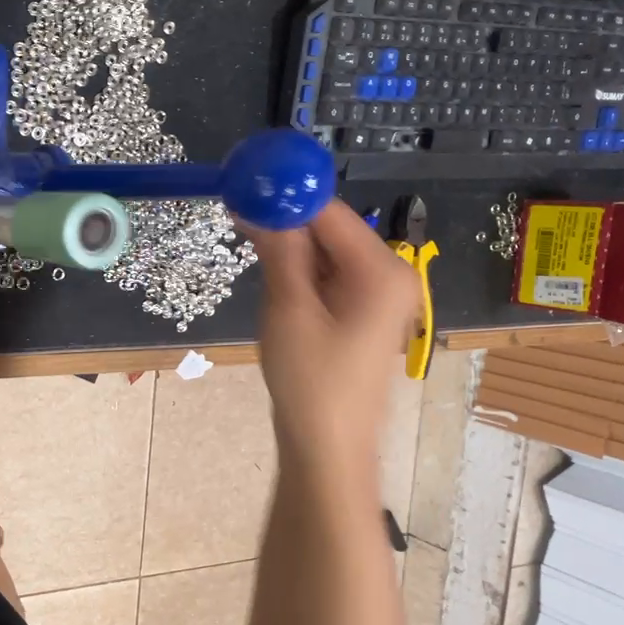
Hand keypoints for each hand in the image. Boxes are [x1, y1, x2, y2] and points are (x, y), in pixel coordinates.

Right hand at [243, 201, 420, 477]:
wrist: (328, 444)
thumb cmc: (311, 380)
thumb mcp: (287, 310)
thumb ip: (279, 251)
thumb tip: (260, 204)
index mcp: (380, 271)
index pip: (329, 212)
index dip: (287, 193)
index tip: (243, 181)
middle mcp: (388, 274)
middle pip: (330, 227)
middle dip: (284, 217)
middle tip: (235, 210)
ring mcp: (376, 295)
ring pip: (324, 250)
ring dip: (286, 244)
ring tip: (245, 242)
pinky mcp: (360, 312)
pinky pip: (326, 274)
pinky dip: (296, 267)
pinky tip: (268, 272)